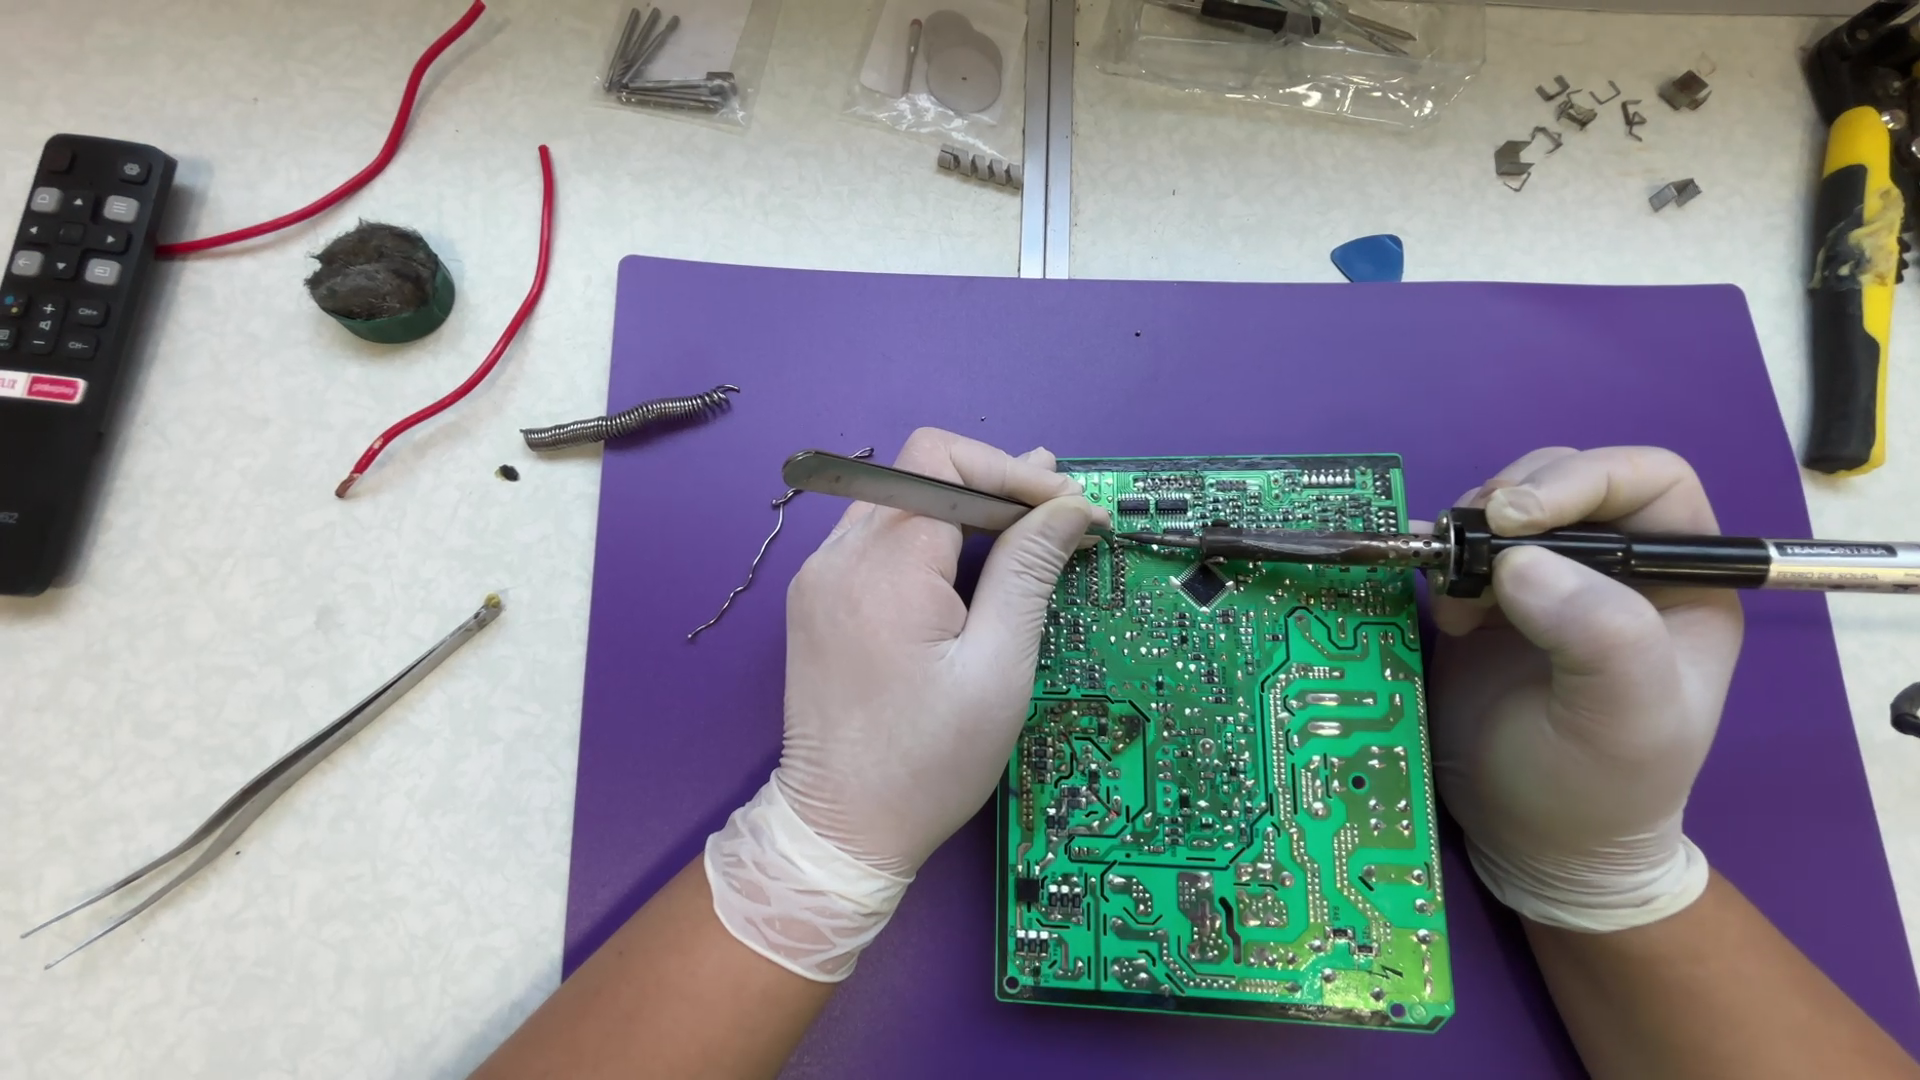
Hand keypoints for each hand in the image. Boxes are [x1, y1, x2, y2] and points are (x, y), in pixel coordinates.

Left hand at [706, 428, 1102, 979]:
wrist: (840, 829)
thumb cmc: (929, 761)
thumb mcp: (998, 668)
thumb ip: (1028, 571)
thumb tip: (1068, 506)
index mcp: (883, 566)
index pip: (943, 461)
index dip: (1012, 471)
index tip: (1069, 508)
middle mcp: (838, 555)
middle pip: (920, 474)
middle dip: (996, 486)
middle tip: (1061, 514)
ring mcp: (820, 575)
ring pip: (900, 502)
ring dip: (966, 509)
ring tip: (1029, 528)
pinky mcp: (818, 599)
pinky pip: (879, 540)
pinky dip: (931, 539)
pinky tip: (971, 563)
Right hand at [1428, 447, 1744, 932]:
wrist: (1527, 837)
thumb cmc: (1596, 786)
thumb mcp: (1625, 720)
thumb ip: (1600, 634)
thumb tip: (1517, 559)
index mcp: (1676, 583)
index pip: (1642, 482)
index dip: (1580, 480)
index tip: (1512, 519)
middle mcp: (1608, 571)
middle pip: (1562, 481)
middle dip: (1510, 499)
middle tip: (1472, 545)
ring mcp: (1537, 587)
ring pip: (1499, 510)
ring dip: (1466, 532)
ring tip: (1452, 586)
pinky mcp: (1478, 608)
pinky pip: (1453, 553)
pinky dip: (1437, 563)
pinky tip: (1440, 606)